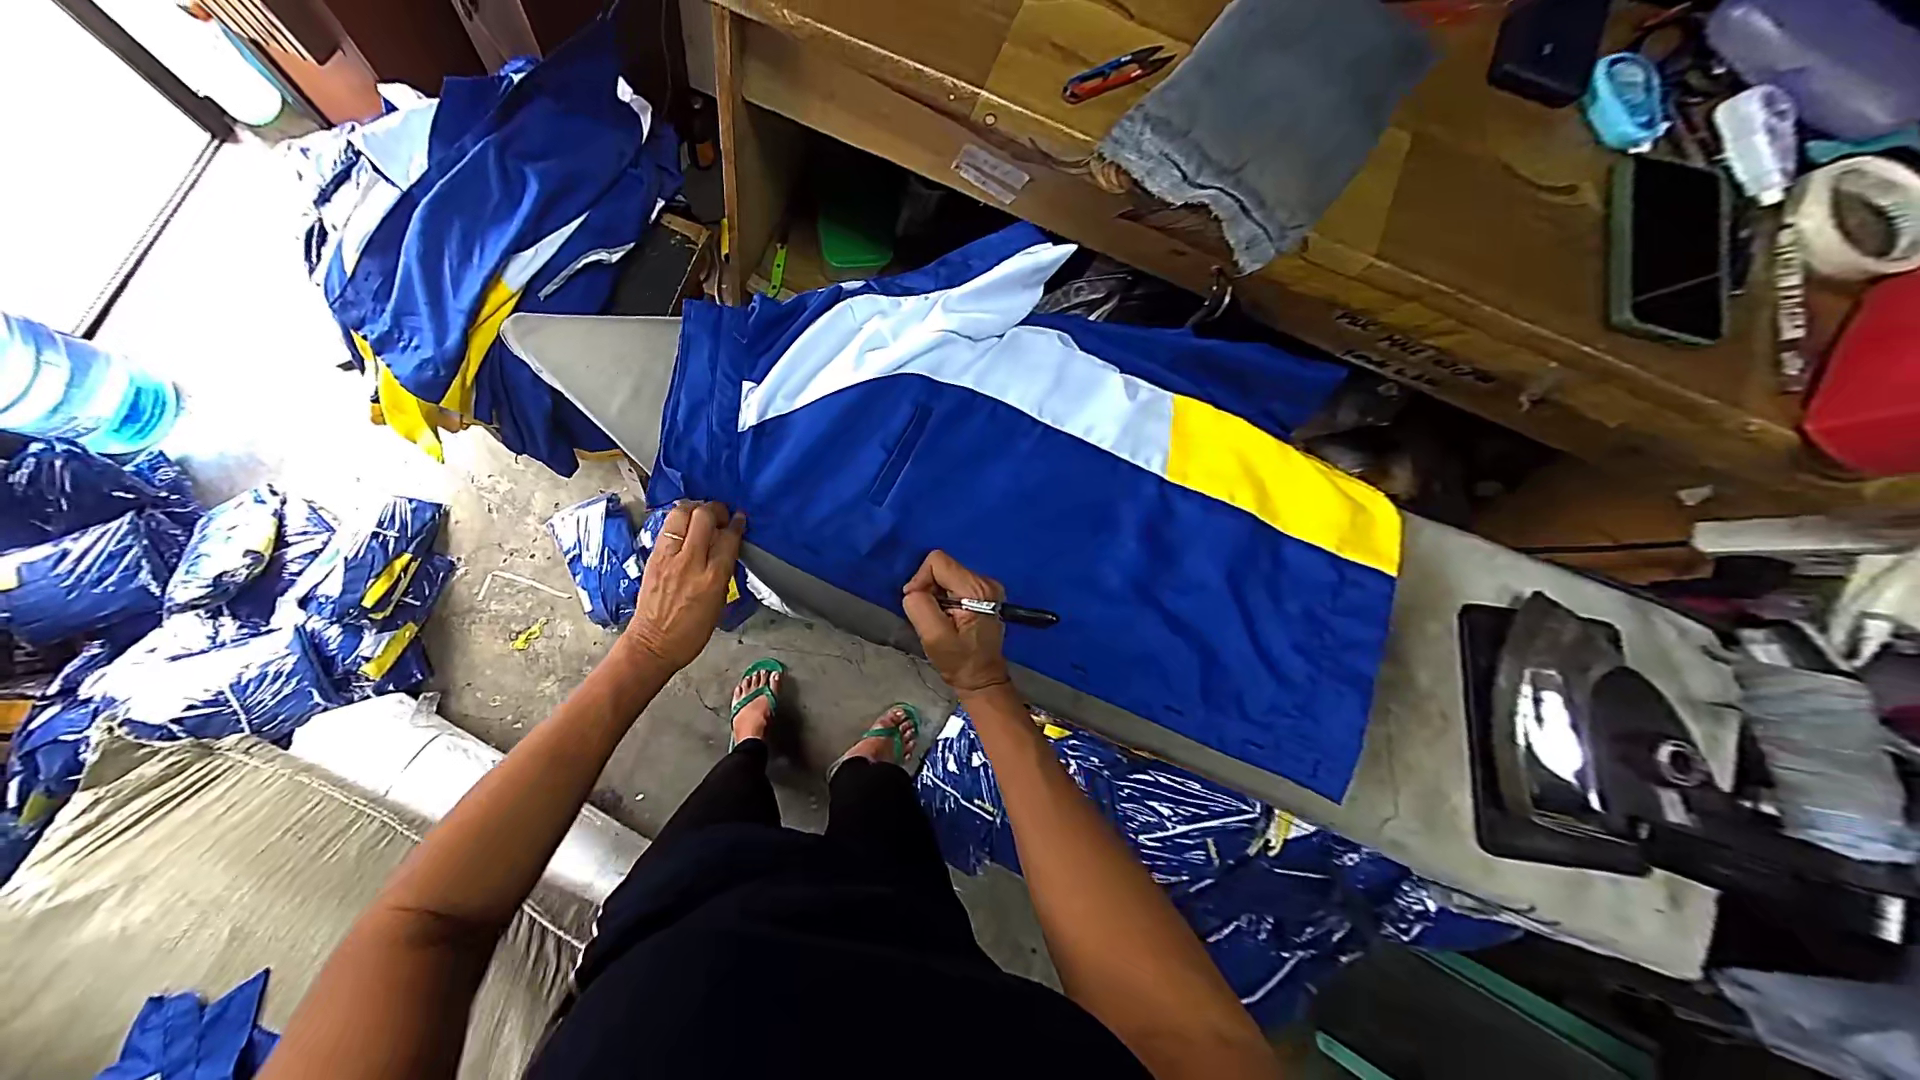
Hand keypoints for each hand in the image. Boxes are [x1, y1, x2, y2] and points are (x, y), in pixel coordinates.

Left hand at [625, 500, 745, 669]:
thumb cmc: (690, 631)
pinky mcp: (652, 558)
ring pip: (681, 514)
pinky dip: (678, 520)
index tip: (740, 519)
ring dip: (694, 508)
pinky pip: (667, 528)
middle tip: (721, 513)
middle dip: (715, 509)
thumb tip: (726, 546)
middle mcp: (689, 563)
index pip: (728, 538)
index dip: (737, 523)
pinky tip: (684, 526)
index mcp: (713, 579)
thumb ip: (723, 570)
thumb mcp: (719, 601)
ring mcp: (668, 558)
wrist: (653, 643)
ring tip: (701, 514)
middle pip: (704, 517)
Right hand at [901, 550, 1011, 694]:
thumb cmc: (960, 661)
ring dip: (936, 595)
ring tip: (940, 619)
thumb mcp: (934, 637)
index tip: (918, 604)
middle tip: (930, 616)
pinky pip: (954, 583)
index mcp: (977, 589)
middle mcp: (986, 581)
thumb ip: (920, 606)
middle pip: (943, 567)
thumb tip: (913, 590)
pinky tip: (948, 617)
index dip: (920, 579)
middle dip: (929, 588)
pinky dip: (945, 598)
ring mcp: (987, 587)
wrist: (982, 679)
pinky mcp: (984, 593)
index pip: (938, 562)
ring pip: (947, 575)